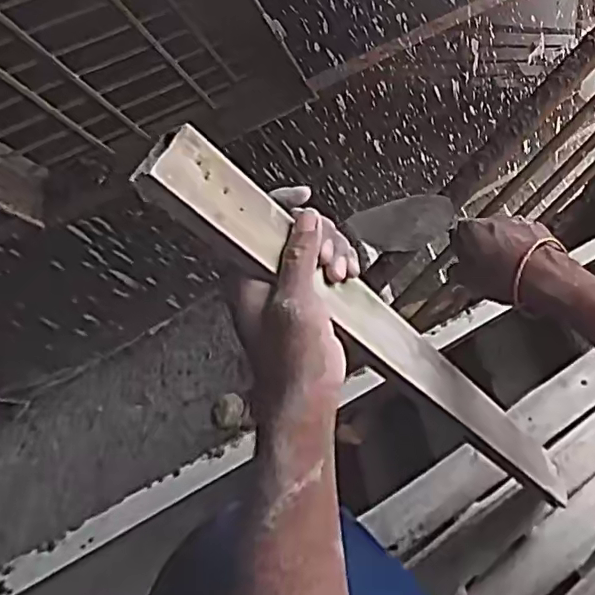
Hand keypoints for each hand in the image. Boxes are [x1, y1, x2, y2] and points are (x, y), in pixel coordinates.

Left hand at [227, 187, 360, 424]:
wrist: (308, 398)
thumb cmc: (290, 362)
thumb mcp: (294, 302)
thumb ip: (298, 255)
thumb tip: (305, 218)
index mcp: (246, 275)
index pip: (257, 223)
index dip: (279, 204)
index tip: (303, 196)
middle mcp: (265, 275)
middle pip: (296, 228)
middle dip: (321, 237)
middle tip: (328, 261)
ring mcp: (289, 284)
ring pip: (316, 243)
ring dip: (335, 251)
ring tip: (340, 275)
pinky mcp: (310, 294)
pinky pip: (328, 262)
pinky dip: (342, 262)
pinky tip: (349, 275)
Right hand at [450, 215, 564, 305]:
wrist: (544, 277)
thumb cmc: (509, 278)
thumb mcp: (472, 283)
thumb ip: (459, 272)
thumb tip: (457, 272)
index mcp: (471, 229)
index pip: (457, 233)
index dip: (460, 248)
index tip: (462, 259)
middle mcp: (493, 220)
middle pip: (482, 230)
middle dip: (483, 245)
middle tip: (484, 266)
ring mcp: (515, 222)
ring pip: (504, 232)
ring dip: (504, 245)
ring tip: (507, 269)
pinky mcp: (535, 227)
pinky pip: (523, 236)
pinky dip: (523, 246)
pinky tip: (524, 265)